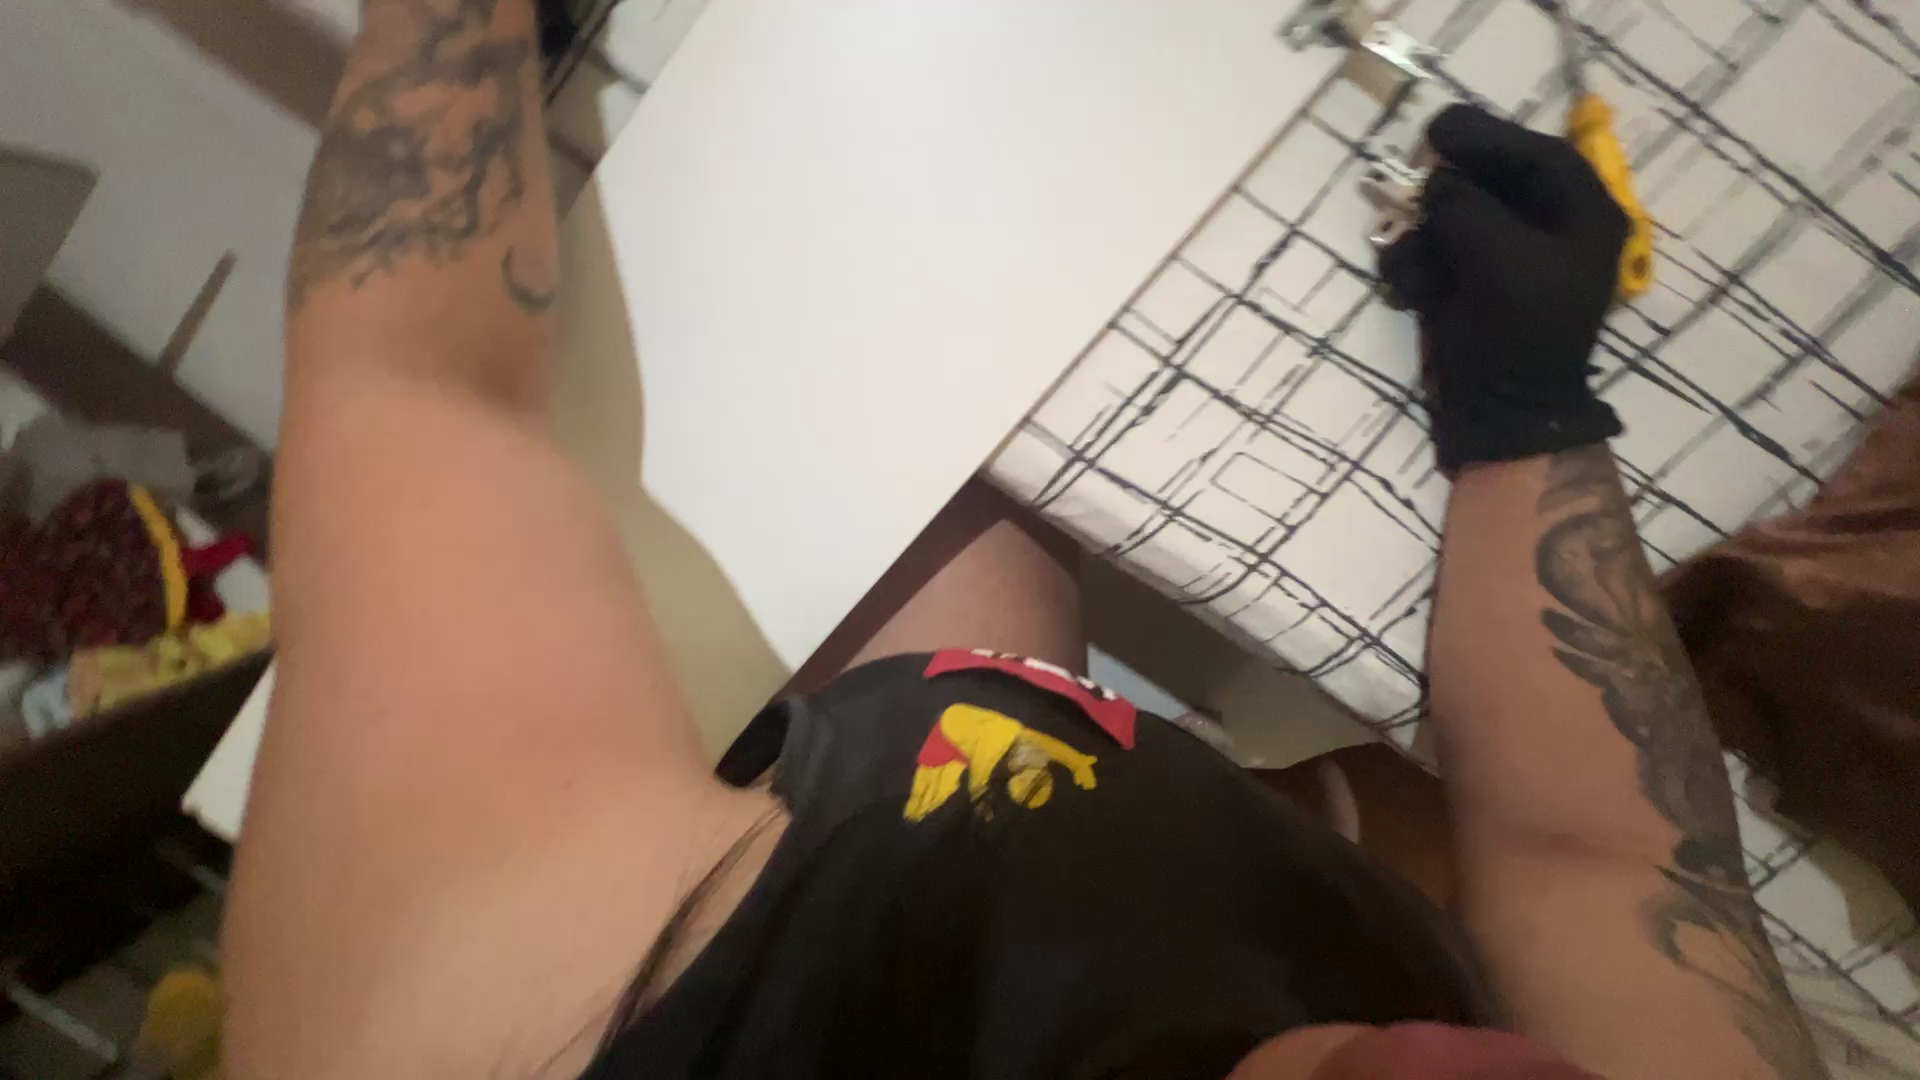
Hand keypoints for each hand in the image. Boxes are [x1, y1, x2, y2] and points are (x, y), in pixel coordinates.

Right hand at [1380, 105, 1628, 474]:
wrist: (1499, 414)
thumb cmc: (1516, 338)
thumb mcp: (1500, 264)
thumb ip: (1468, 213)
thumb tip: (1436, 185)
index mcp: (1580, 221)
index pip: (1539, 157)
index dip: (1489, 138)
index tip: (1438, 129)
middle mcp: (1546, 237)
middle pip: (1495, 187)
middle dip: (1450, 188)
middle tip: (1410, 175)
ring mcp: (1505, 268)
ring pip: (1458, 225)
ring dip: (1426, 235)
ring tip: (1407, 253)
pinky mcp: (1471, 296)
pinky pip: (1440, 263)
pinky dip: (1418, 270)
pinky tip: (1410, 287)